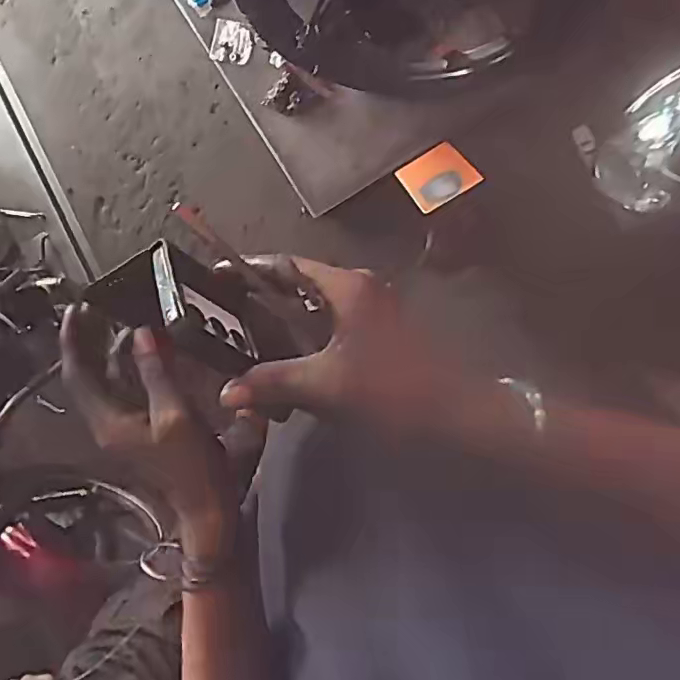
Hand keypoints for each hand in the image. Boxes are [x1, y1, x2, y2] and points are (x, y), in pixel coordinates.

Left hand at [60, 305, 234, 544]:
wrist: (203, 511)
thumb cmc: (190, 469)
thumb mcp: (176, 416)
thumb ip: (156, 374)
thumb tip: (141, 335)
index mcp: (107, 421)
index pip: (78, 374)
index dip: (74, 340)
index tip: (76, 310)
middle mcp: (106, 423)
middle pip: (86, 374)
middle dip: (87, 340)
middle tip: (95, 307)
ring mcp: (121, 426)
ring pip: (104, 380)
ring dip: (107, 350)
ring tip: (118, 319)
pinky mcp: (137, 427)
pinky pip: (122, 388)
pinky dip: (125, 365)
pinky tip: (140, 350)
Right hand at [217, 256, 483, 435]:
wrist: (460, 415)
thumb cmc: (393, 388)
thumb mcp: (326, 384)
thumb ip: (273, 382)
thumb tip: (226, 392)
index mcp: (347, 287)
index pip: (289, 264)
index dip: (252, 268)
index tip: (219, 276)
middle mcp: (359, 291)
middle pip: (299, 287)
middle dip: (263, 304)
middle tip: (228, 319)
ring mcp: (372, 314)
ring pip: (314, 313)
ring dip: (284, 330)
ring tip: (249, 348)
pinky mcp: (378, 338)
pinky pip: (330, 333)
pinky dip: (305, 347)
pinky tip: (287, 372)